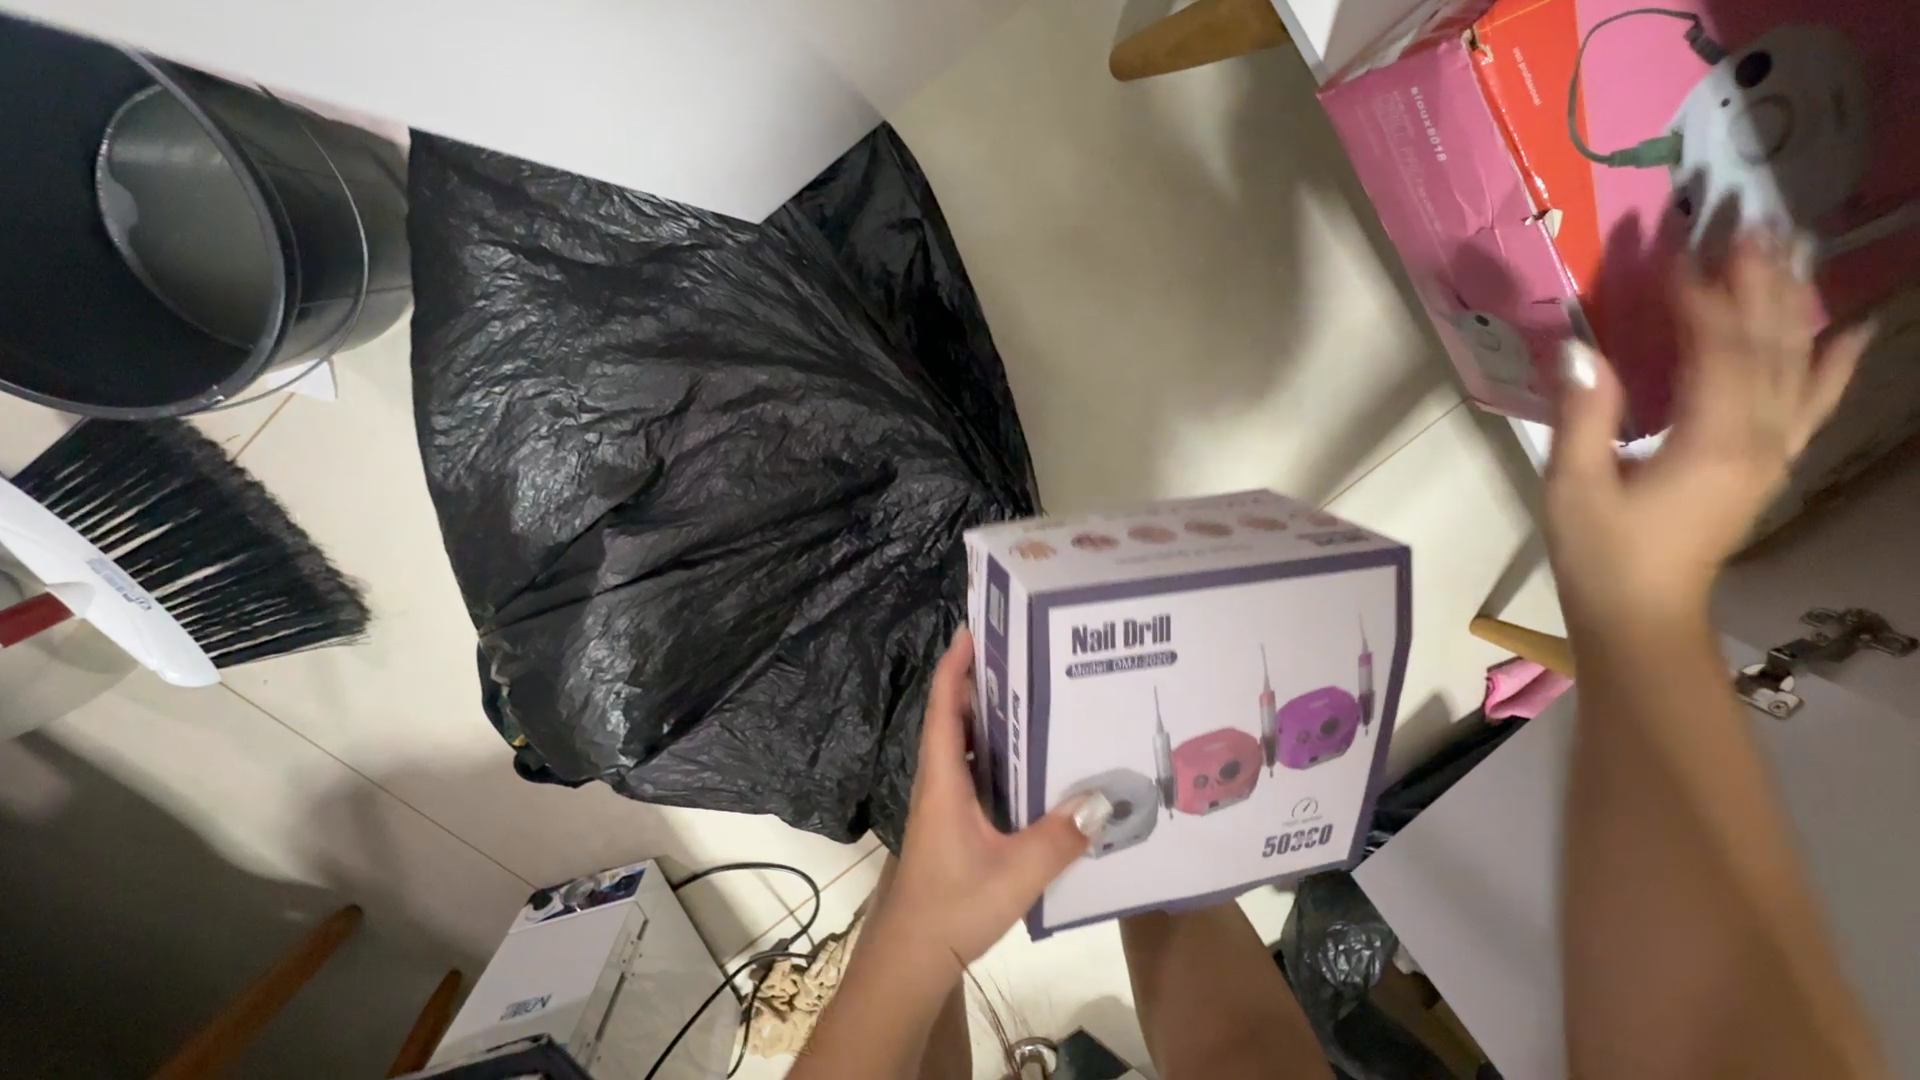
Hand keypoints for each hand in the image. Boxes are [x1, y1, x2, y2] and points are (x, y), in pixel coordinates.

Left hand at [865, 628, 1109, 973]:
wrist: (912, 957)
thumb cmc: (953, 907)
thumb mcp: (1015, 873)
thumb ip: (1058, 838)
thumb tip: (1103, 799)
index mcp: (944, 779)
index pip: (943, 706)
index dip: (954, 665)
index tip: (974, 629)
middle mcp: (939, 782)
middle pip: (952, 717)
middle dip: (978, 682)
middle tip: (1021, 656)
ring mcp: (943, 804)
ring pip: (962, 746)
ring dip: (986, 717)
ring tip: (1031, 696)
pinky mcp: (952, 824)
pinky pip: (973, 773)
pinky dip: (993, 754)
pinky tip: (1029, 763)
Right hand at [1546, 231, 1873, 625]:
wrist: (1642, 613)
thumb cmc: (1600, 553)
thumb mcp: (1574, 486)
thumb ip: (1585, 416)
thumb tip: (1578, 348)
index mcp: (1712, 441)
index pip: (1717, 349)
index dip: (1698, 297)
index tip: (1676, 252)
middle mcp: (1761, 437)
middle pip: (1770, 344)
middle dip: (1759, 284)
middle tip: (1750, 227)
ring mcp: (1773, 450)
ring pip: (1798, 363)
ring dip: (1792, 304)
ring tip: (1790, 252)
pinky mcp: (1768, 462)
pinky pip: (1815, 403)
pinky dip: (1835, 361)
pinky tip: (1849, 327)